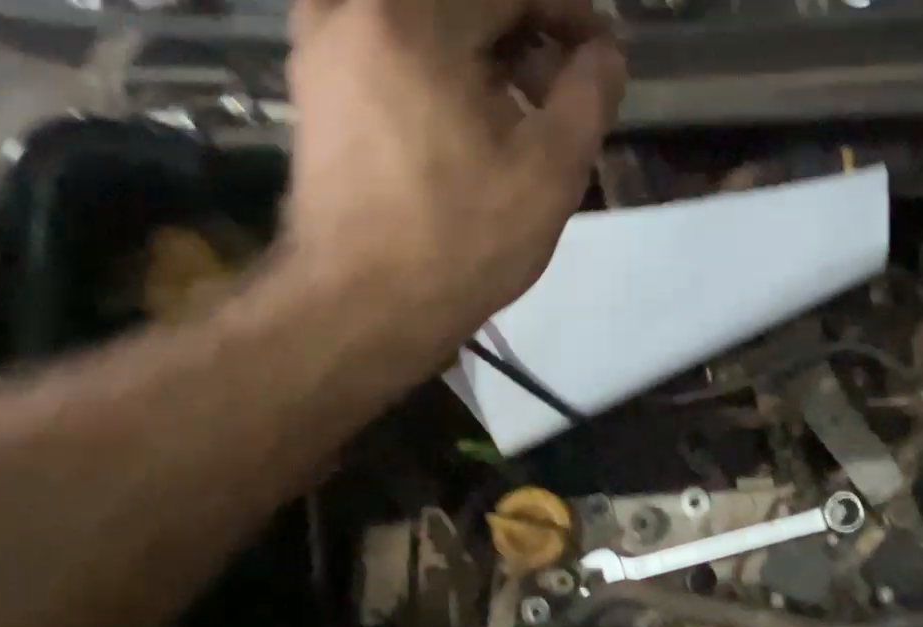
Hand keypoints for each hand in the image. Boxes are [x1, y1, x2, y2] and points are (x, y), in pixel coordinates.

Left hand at [283, 0, 625, 358]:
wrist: (363, 300)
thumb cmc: (465, 239)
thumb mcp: (552, 170)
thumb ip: (589, 94)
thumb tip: (607, 53)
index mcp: (412, 17)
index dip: (567, 11)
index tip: (602, 52)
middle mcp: (353, 4)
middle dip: (525, 27)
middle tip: (565, 86)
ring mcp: (323, 35)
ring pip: (425, 12)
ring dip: (485, 43)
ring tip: (525, 108)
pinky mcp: (316, 74)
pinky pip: (390, 34)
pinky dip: (442, 57)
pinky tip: (475, 115)